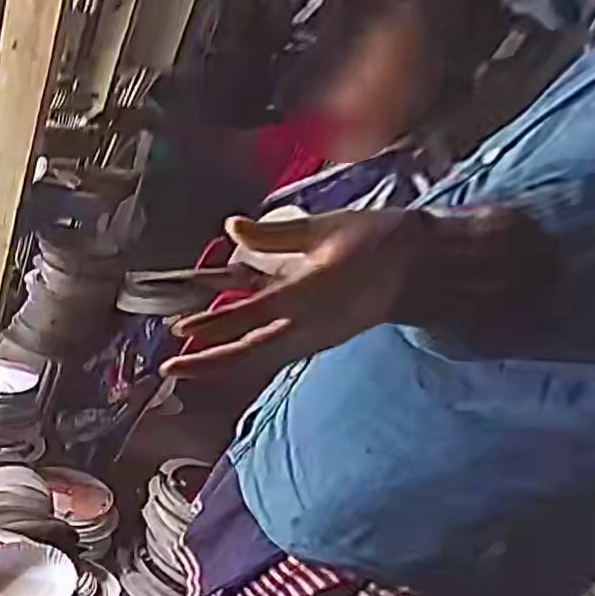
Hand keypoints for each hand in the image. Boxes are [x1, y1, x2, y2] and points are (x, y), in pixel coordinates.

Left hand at [162, 209, 429, 380]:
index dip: (214, 323)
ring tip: (178, 369)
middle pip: (247, 352)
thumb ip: (274, 236)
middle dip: (205, 363)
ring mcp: (307, 340)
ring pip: (252, 360)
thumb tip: (232, 226)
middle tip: (168, 369)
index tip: (180, 329)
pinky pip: (263, 358)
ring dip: (213, 366)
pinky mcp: (307, 345)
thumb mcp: (328, 228)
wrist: (426, 270)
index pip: (252, 313)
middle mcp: (306, 324)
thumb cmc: (379, 241)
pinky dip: (233, 361)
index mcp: (311, 292)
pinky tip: (206, 361)